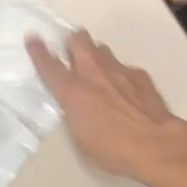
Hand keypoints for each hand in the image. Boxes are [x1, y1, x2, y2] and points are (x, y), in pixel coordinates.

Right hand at [26, 29, 186, 185]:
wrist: (154, 142)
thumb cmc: (112, 149)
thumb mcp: (81, 138)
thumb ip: (75, 113)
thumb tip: (78, 102)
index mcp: (73, 92)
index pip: (50, 65)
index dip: (38, 50)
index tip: (33, 37)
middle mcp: (93, 73)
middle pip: (78, 40)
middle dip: (72, 41)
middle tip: (72, 52)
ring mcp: (117, 69)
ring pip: (101, 48)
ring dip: (96, 56)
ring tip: (99, 72)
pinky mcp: (138, 73)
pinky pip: (122, 66)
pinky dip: (119, 74)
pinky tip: (125, 91)